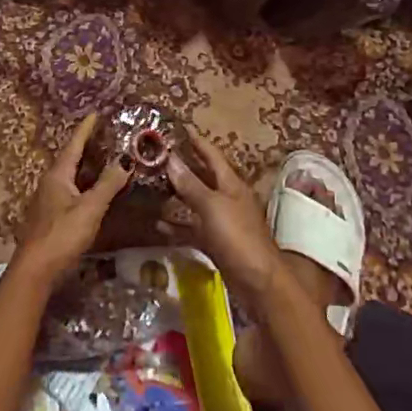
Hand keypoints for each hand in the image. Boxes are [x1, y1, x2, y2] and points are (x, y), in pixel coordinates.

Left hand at [13, 114, 131, 283]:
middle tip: (103, 135)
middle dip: (86, 147)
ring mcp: (47, 202)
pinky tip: (92, 192)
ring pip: (69, 177)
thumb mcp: (90, 208)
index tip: (96, 114)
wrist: (34, 272)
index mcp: (58, 175)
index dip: (86, 129)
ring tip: (102, 160)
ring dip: (85, 167)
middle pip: (70, 159)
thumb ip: (108, 184)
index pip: (74, 145)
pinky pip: (69, 192)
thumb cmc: (62, 234)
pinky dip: (83, 185)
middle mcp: (50, 183)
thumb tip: (125, 159)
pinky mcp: (49, 218)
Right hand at [163, 128, 285, 300]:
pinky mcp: (216, 243)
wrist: (258, 282)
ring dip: (178, 194)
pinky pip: (193, 228)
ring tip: (153, 185)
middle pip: (203, 176)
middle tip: (157, 156)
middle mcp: (227, 197)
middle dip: (183, 165)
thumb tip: (170, 159)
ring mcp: (222, 221)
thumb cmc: (237, 236)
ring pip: (197, 201)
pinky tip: (158, 224)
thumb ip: (191, 184)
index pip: (212, 155)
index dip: (196, 141)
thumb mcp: (212, 206)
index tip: (178, 128)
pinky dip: (178, 225)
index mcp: (231, 183)